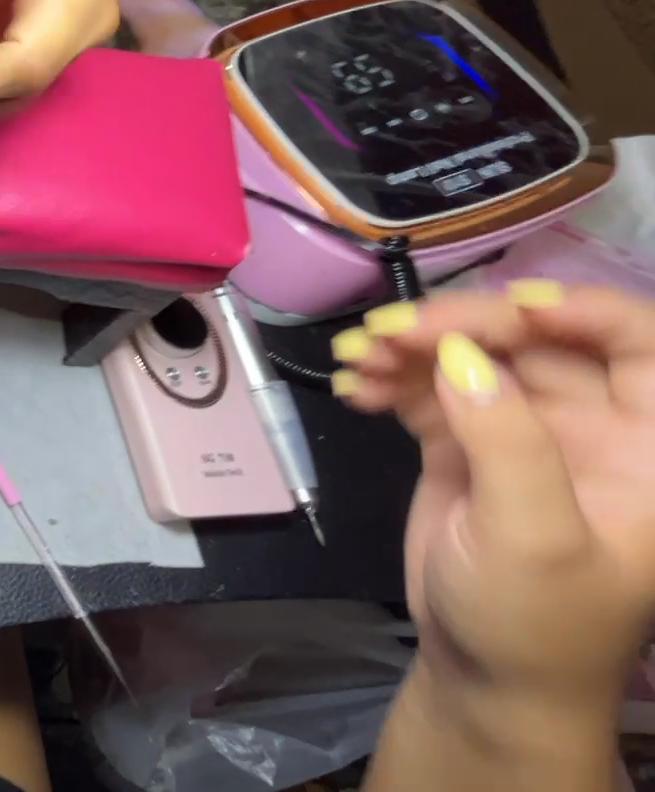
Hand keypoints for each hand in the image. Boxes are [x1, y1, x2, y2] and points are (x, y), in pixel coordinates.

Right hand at [330, 282, 654, 703]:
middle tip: (386, 333)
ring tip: (354, 358)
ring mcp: (517, 433)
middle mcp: (590, 429)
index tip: (504, 307)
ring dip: (407, 349)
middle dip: (460, 326)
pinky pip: (422, 390)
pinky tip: (351, 388)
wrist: (482, 669)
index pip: (641, 350)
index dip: (584, 313)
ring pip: (468, 360)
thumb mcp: (531, 534)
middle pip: (533, 344)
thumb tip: (460, 356)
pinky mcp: (458, 444)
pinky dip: (384, 380)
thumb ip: (507, 442)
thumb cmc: (536, 615)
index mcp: (647, 449)